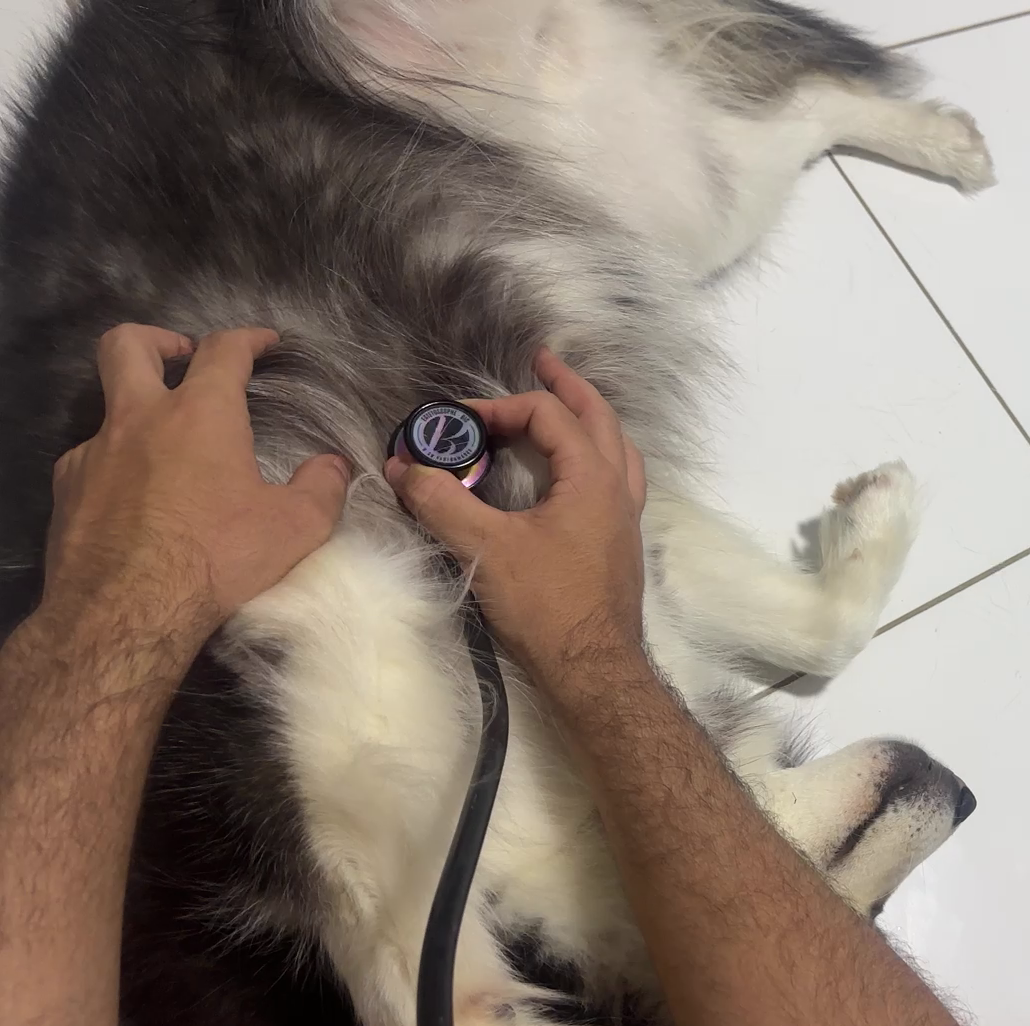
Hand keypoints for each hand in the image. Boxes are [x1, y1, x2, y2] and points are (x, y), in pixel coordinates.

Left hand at [42, 325, 349, 640]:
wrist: (130, 609)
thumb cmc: (224, 554)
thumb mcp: (302, 523)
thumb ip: (322, 484)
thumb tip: (330, 464)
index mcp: (201, 417)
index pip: (220, 353)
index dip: (247, 339)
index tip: (266, 341)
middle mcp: (138, 421)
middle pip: (125, 346)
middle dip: (161, 340)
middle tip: (189, 356)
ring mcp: (93, 453)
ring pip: (112, 406)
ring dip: (147, 410)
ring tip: (185, 448)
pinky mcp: (67, 488)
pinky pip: (101, 456)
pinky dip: (130, 459)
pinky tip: (155, 496)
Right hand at [384, 350, 646, 685]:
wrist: (593, 661)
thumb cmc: (547, 603)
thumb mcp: (484, 547)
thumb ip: (441, 500)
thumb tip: (402, 467)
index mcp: (594, 478)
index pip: (552, 416)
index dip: (501, 408)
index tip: (456, 423)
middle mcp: (619, 488)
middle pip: (602, 419)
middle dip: (570, 387)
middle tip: (542, 361)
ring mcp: (627, 513)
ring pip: (619, 447)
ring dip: (592, 419)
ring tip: (564, 404)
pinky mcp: (622, 536)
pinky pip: (619, 477)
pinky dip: (599, 455)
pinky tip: (578, 467)